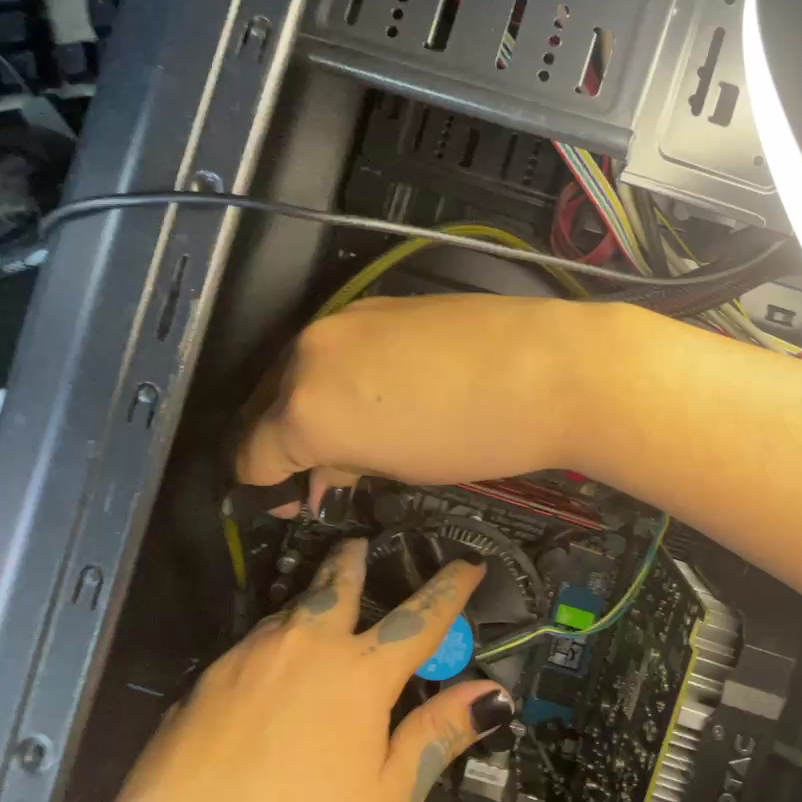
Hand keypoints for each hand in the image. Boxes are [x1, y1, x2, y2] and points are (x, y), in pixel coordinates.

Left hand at [59, 540, 515, 801]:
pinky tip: (272, 670)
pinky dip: (276, 639)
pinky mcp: (203, 679)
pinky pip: (254, 641)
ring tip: (323, 606)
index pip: (420, 615)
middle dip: (358, 556)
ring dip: (314, 599)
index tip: (470, 563)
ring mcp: (248, 657)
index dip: (452, 586)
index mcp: (359, 674)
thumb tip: (492, 693)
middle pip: (339, 579)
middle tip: (367, 545)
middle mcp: (304, 646)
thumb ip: (437, 736)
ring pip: (292, 607)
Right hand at [237, 295, 610, 505]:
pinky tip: (378, 390)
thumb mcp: (401, 468)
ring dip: (307, 402)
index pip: (251, 453)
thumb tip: (321, 474)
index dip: (265, 487)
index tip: (291, 500)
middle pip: (265, 403)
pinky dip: (338, 372)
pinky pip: (335, 345)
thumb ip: (344, 465)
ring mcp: (344, 319)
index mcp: (307, 408)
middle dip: (281, 441)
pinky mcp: (376, 301)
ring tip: (353, 429)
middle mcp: (309, 355)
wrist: (550, 368)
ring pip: (297, 369)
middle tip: (320, 470)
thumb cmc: (479, 437)